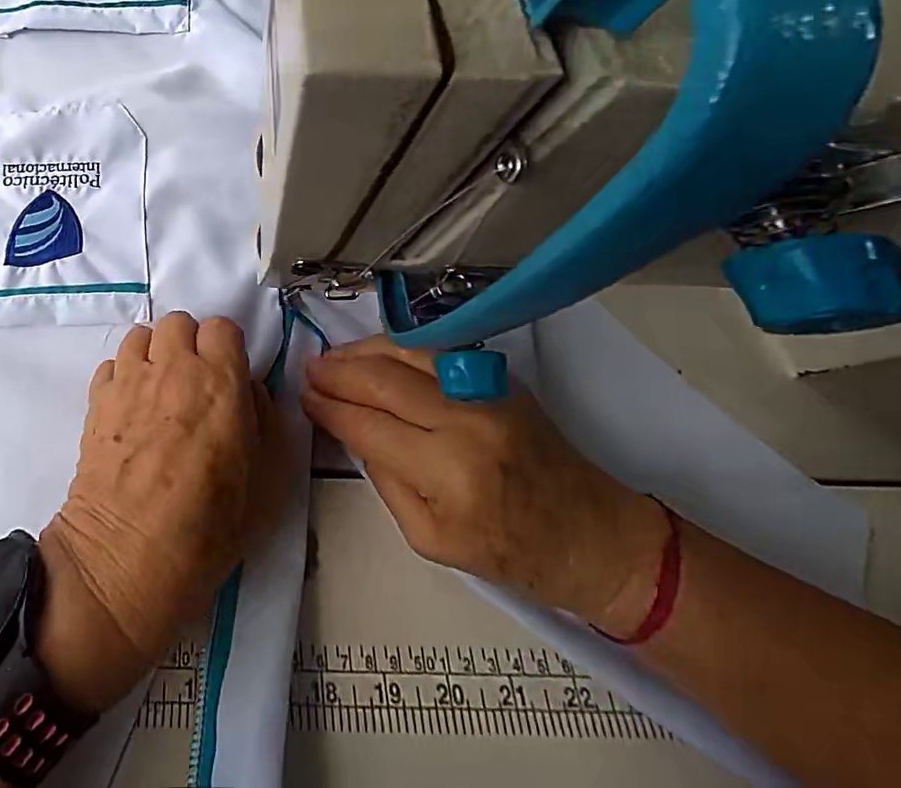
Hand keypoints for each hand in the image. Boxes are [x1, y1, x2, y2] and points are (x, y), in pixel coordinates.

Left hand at [38, 312, 288, 710]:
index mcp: (219, 381)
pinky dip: (123, 375)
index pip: (222, 327)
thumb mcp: (271, 480)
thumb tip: (248, 388)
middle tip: (195, 380)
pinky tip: (131, 407)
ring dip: (154, 353)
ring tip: (160, 389)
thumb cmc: (210, 524)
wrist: (130, 552)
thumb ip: (267, 418)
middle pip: (178, 322)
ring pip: (140, 335)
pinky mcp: (96, 399)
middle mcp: (170, 368)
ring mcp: (128, 380)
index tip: (228, 374)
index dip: (227, 348)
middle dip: (190, 343)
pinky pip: (111, 364)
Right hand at [300, 336, 666, 634]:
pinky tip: (371, 353)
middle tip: (307, 370)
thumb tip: (352, 430)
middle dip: (336, 373)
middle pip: (381, 380)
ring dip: (360, 351)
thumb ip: (384, 480)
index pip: (367, 425)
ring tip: (331, 358)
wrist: (598, 538)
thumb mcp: (429, 538)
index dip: (327, 408)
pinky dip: (395, 347)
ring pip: (406, 354)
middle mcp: (467, 423)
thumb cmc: (511, 552)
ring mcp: (487, 394)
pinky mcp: (501, 380)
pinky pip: (435, 352)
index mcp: (448, 472)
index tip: (302, 398)